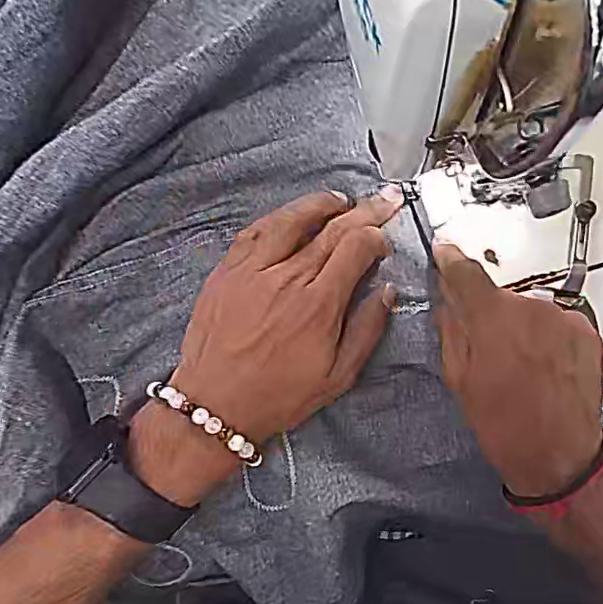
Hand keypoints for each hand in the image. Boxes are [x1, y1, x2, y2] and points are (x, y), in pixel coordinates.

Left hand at [129, 188, 402, 504]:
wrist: (216, 404)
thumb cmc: (277, 395)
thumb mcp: (337, 376)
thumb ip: (367, 329)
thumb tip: (386, 293)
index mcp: (318, 304)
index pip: (356, 247)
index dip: (376, 236)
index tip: (383, 241)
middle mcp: (287, 278)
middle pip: (333, 228)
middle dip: (364, 210)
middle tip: (382, 200)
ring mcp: (253, 270)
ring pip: (292, 220)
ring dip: (320, 204)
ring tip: (339, 199)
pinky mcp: (228, 272)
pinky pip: (255, 231)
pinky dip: (278, 217)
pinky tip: (291, 215)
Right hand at [434, 244, 602, 497]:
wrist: (557, 455)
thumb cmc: (509, 428)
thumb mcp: (460, 380)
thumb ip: (451, 331)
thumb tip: (448, 305)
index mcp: (492, 319)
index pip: (465, 271)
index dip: (450, 260)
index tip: (445, 252)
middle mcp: (531, 310)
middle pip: (500, 294)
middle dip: (490, 314)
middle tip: (489, 351)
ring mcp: (562, 319)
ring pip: (529, 308)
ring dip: (521, 327)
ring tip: (521, 367)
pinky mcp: (586, 330)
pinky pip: (555, 321)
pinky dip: (546, 336)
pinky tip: (542, 366)